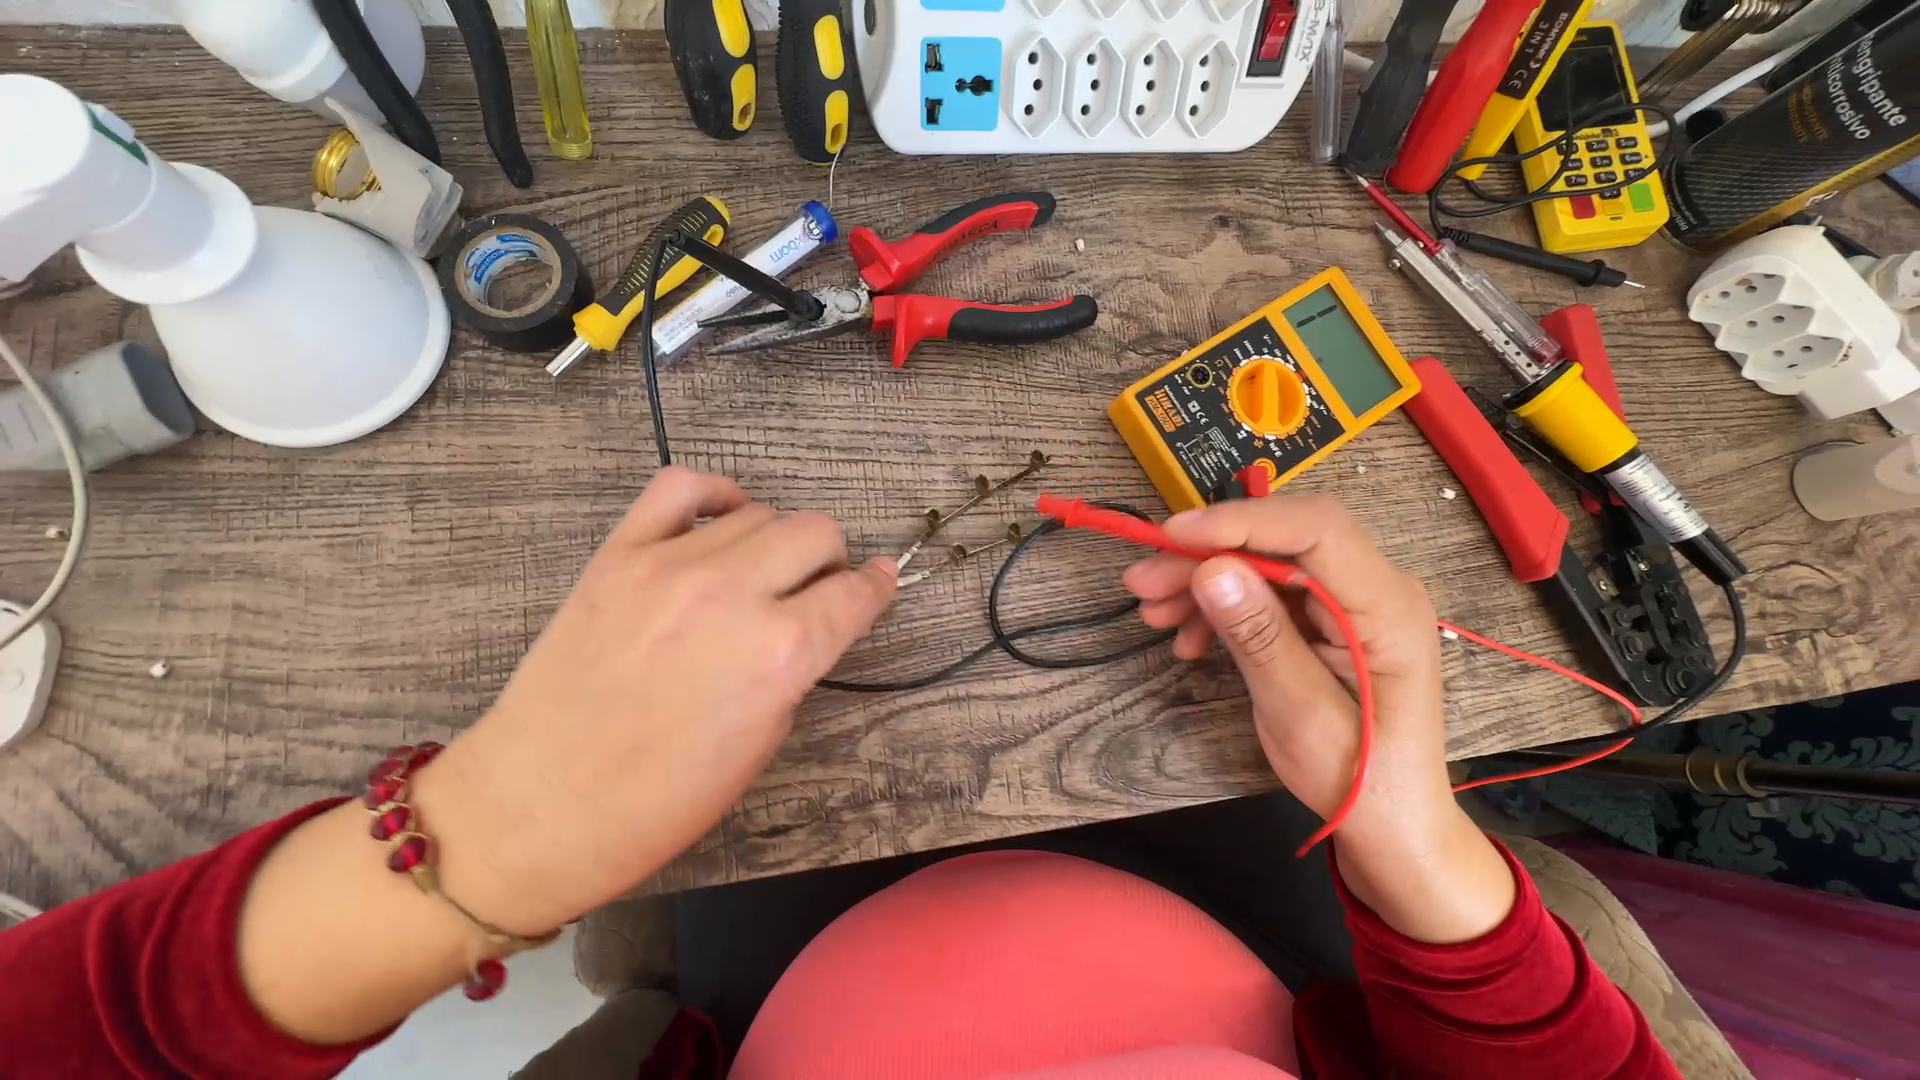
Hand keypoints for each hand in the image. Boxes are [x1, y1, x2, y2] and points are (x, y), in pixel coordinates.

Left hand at [416, 468, 896, 935]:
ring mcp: (671, 565)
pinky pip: (681, 487)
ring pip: (760, 512)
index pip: (857, 593)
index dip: (877, 589)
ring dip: (776, 542)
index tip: (879, 585)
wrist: (537, 806)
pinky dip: (715, 496)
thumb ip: (796, 666)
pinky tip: (721, 523)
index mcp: (781, 653)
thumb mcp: (761, 742)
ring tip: (758, 575)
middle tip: (816, 592)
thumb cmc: (660, 802)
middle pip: (818, 532)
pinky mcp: (619, 553)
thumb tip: (814, 619)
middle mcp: (735, 595)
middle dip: (831, 562)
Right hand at [1121, 496, 1513, 942]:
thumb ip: (1260, 637)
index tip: (1172, 537)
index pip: (1316, 530)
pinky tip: (1187, 639)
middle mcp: (1373, 587)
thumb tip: (1210, 570)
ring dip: (1204, 580)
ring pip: (1265, 563)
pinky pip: (1265, 593)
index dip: (1241, 523)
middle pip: (1283, 539)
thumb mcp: (1300, 713)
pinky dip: (1219, 607)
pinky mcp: (1324, 618)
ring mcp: (1348, 601)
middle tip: (1142, 581)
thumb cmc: (1357, 777)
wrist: (1390, 822)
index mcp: (1387, 606)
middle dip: (1209, 552)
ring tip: (1152, 612)